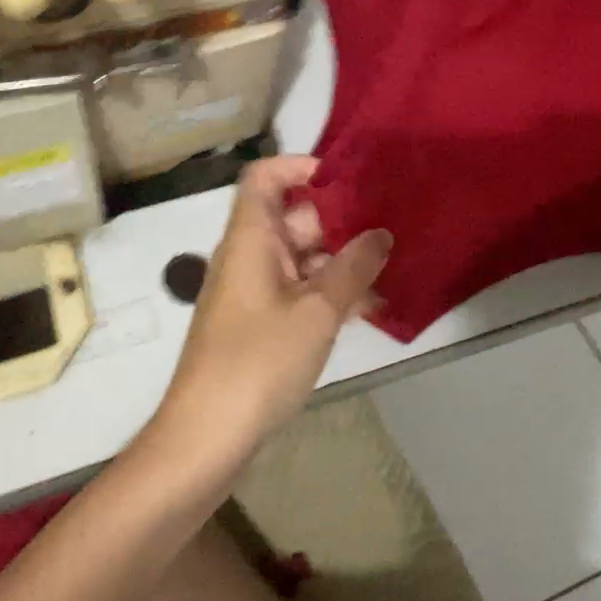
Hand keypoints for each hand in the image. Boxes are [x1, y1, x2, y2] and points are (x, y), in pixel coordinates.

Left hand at [152, 156, 391, 455]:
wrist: (208, 433)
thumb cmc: (259, 361)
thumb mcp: (317, 312)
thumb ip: (353, 268)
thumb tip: (381, 233)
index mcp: (250, 239)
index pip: (264, 178)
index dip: (301, 167)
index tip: (349, 179)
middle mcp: (247, 257)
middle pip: (292, 219)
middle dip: (340, 222)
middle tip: (393, 228)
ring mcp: (251, 292)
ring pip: (300, 260)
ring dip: (341, 263)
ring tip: (393, 272)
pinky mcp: (258, 325)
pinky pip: (296, 292)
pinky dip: (328, 295)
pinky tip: (370, 309)